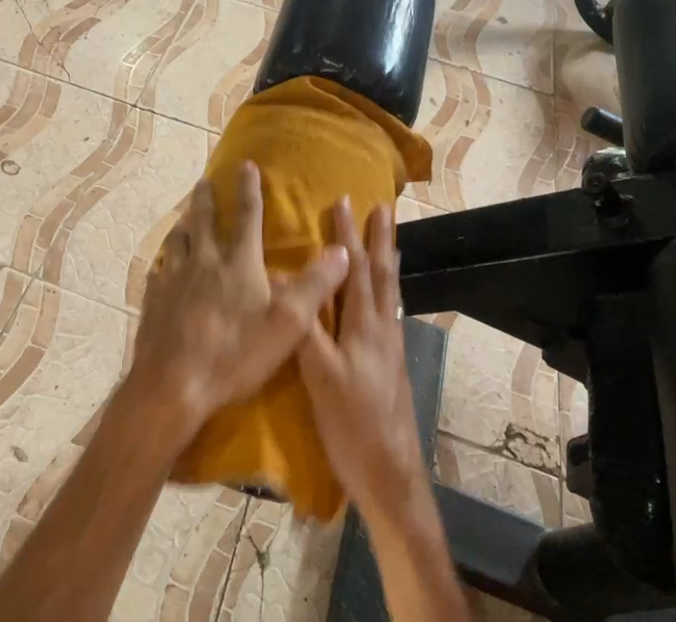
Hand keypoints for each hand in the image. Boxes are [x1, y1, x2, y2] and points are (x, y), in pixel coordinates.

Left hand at [123, 160, 348, 438]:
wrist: (173, 384)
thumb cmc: (235, 354)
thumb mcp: (288, 324)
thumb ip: (316, 285)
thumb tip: (343, 250)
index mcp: (238, 263)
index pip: (247, 216)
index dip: (249, 188)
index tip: (246, 165)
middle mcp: (203, 262)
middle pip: (202, 220)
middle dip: (205, 198)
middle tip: (204, 182)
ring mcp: (173, 279)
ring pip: (177, 241)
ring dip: (183, 225)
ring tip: (184, 220)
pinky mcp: (153, 300)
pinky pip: (159, 269)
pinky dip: (165, 260)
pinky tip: (164, 267)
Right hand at [298, 200, 426, 520]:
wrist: (390, 474)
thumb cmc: (351, 424)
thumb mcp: (319, 376)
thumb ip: (304, 328)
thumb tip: (285, 281)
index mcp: (365, 327)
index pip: (355, 271)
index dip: (348, 237)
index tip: (344, 201)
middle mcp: (383, 330)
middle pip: (382, 275)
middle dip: (378, 240)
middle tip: (382, 208)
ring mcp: (390, 349)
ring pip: (389, 294)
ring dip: (386, 263)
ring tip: (387, 243)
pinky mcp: (390, 366)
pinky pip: (389, 313)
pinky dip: (385, 292)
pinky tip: (383, 301)